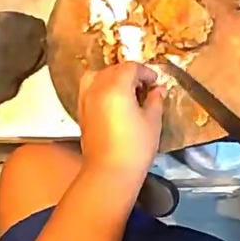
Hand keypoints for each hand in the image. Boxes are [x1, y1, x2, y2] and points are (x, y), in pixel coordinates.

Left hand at [79, 62, 164, 189]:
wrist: (110, 172)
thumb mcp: (152, 121)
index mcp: (116, 87)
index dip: (145, 71)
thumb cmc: (135, 147)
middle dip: (130, 73)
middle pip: (113, 69)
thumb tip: (158, 90)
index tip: (155, 81)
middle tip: (144, 85)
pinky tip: (113, 100)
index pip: (131, 68)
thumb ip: (154, 100)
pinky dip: (101, 87)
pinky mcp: (81, 112)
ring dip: (112, 77)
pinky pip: (89, 89)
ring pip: (97, 76)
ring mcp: (86, 99)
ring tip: (126, 90)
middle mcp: (97, 88)